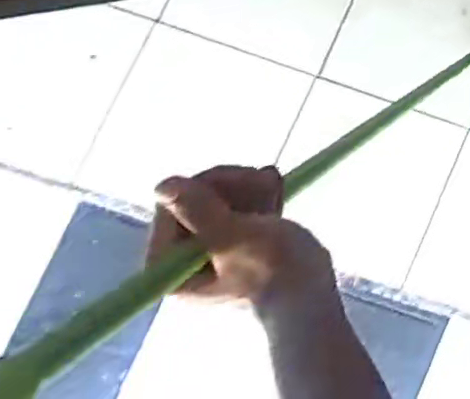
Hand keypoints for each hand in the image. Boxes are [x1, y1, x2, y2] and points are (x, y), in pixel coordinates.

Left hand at [146, 165, 334, 310]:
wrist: (308, 287)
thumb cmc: (268, 266)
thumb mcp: (232, 237)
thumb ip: (199, 211)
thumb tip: (161, 184)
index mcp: (168, 261)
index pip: (173, 204)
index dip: (209, 186)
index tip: (244, 182)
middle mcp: (183, 253)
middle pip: (198, 198)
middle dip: (236, 186)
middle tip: (266, 185)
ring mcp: (212, 244)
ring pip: (223, 197)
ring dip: (253, 187)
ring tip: (275, 192)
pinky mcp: (238, 237)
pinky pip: (242, 204)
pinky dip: (261, 194)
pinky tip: (277, 196)